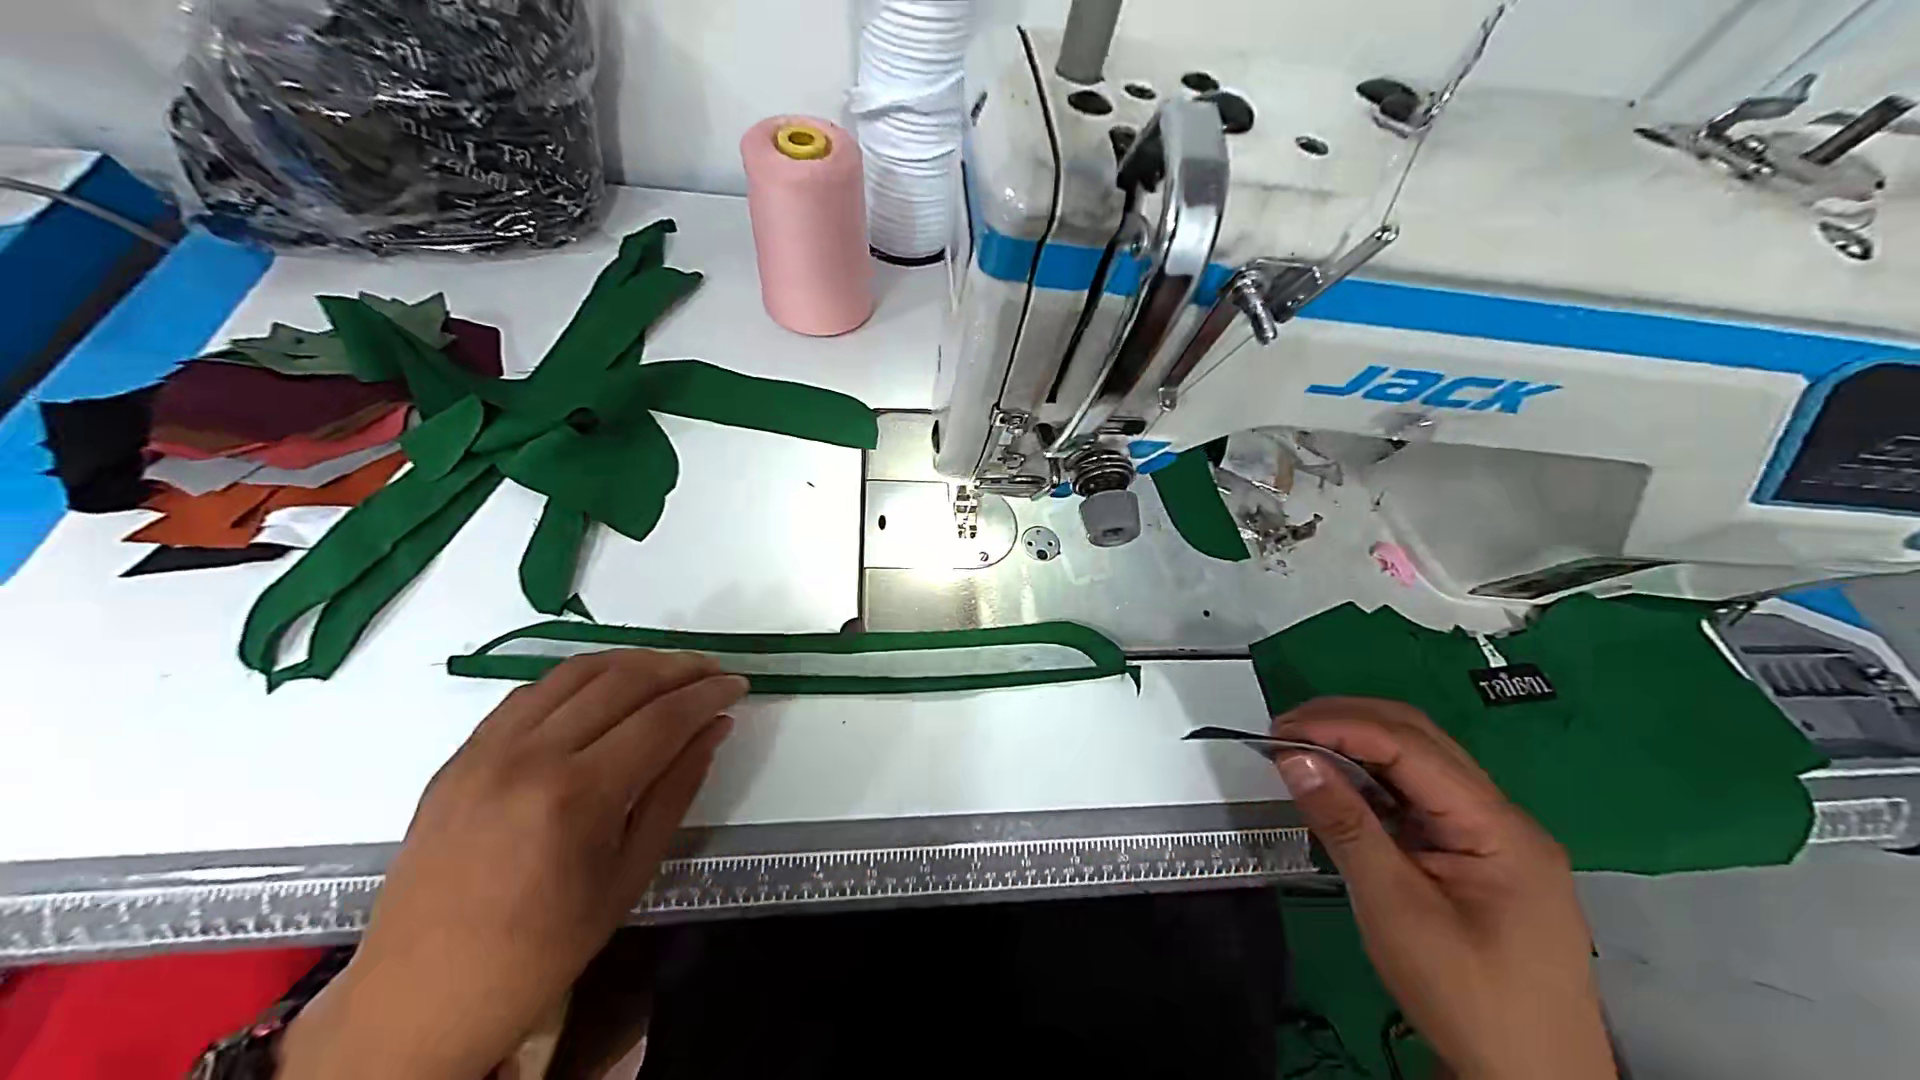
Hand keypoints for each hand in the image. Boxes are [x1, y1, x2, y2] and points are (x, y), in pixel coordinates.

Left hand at [279, 650, 745, 1079]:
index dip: (708, 694)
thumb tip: (714, 726)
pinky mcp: (461, 754)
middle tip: (714, 671)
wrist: (422, 993)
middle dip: (679, 667)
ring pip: (576, 672)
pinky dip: (581, 678)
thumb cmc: (543, 947)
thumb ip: (677, 788)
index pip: (662, 718)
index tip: (738, 684)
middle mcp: (529, 757)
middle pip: (623, 681)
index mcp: (577, 797)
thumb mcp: (630, 872)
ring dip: (633, 661)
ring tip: (670, 670)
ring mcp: (487, 749)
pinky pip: (533, 692)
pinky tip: (607, 689)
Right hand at [1272, 697, 1614, 1079]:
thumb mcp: (1395, 909)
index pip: (1411, 746)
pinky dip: (1370, 779)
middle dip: (1347, 722)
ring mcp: (1490, 833)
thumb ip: (1345, 825)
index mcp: (1498, 827)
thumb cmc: (1468, 997)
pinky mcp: (1473, 851)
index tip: (1280, 732)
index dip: (1341, 726)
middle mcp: (1501, 817)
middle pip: (1419, 739)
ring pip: (1418, 761)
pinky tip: (1337, 784)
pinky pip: (1416, 794)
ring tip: (1300, 751)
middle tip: (1283, 732)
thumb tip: (1294, 758)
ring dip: (1356, 745)